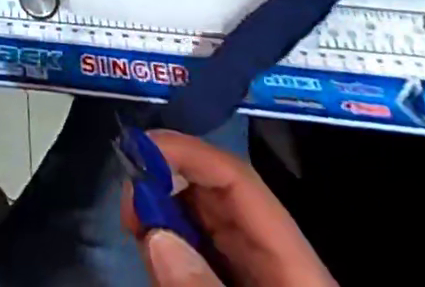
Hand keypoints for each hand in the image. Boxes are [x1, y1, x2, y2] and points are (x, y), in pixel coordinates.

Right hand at [124, 130, 333, 286]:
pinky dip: (168, 245)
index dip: (188, 153)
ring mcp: (255, 277)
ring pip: (202, 225)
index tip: (137, 150)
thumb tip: (154, 233)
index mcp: (298, 266)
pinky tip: (148, 246)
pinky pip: (198, 255)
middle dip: (167, 183)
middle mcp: (275, 261)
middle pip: (218, 198)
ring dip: (162, 214)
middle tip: (127, 200)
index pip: (241, 182)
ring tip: (132, 224)